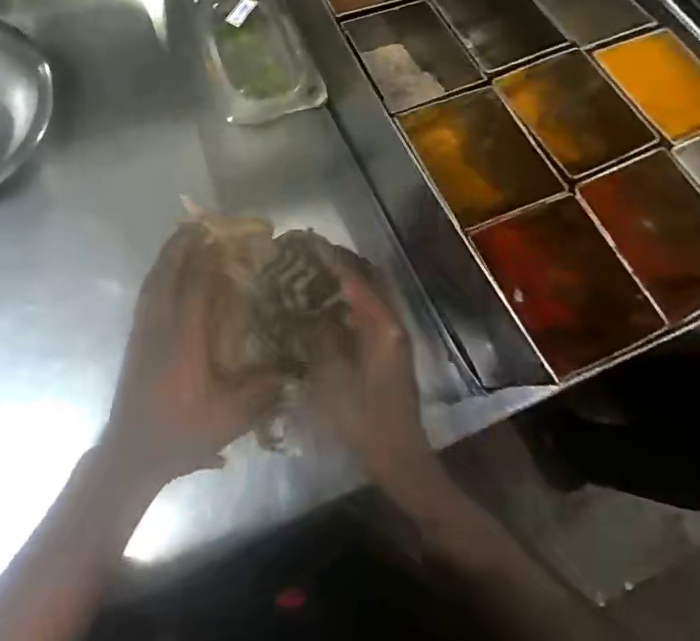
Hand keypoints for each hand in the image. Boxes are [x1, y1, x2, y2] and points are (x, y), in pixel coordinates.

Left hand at [105, 223, 281, 480]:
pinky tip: (163, 277)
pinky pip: (145, 297)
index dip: (207, 259)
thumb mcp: (228, 419)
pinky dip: (156, 277)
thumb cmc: (179, 435)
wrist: (130, 455)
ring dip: (166, 258)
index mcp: (182, 340)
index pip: (194, 287)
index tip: (221, 237)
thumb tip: (293, 370)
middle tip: (197, 224)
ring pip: (151, 284)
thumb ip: (261, 392)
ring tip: (180, 239)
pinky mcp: (134, 343)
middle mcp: (159, 328)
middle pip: (166, 275)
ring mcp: (142, 334)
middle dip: (180, 247)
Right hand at [303, 243, 434, 492]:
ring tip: (316, 270)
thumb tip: (299, 307)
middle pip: (370, 274)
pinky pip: (375, 305)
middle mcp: (394, 321)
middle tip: (308, 254)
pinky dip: (355, 293)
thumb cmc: (365, 421)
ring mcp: (397, 333)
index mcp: (382, 325)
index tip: (304, 243)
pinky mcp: (393, 345)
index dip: (329, 258)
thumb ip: (318, 338)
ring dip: (350, 275)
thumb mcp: (332, 379)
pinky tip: (330, 303)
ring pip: (375, 288)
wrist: (400, 455)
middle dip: (341, 259)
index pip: (354, 278)